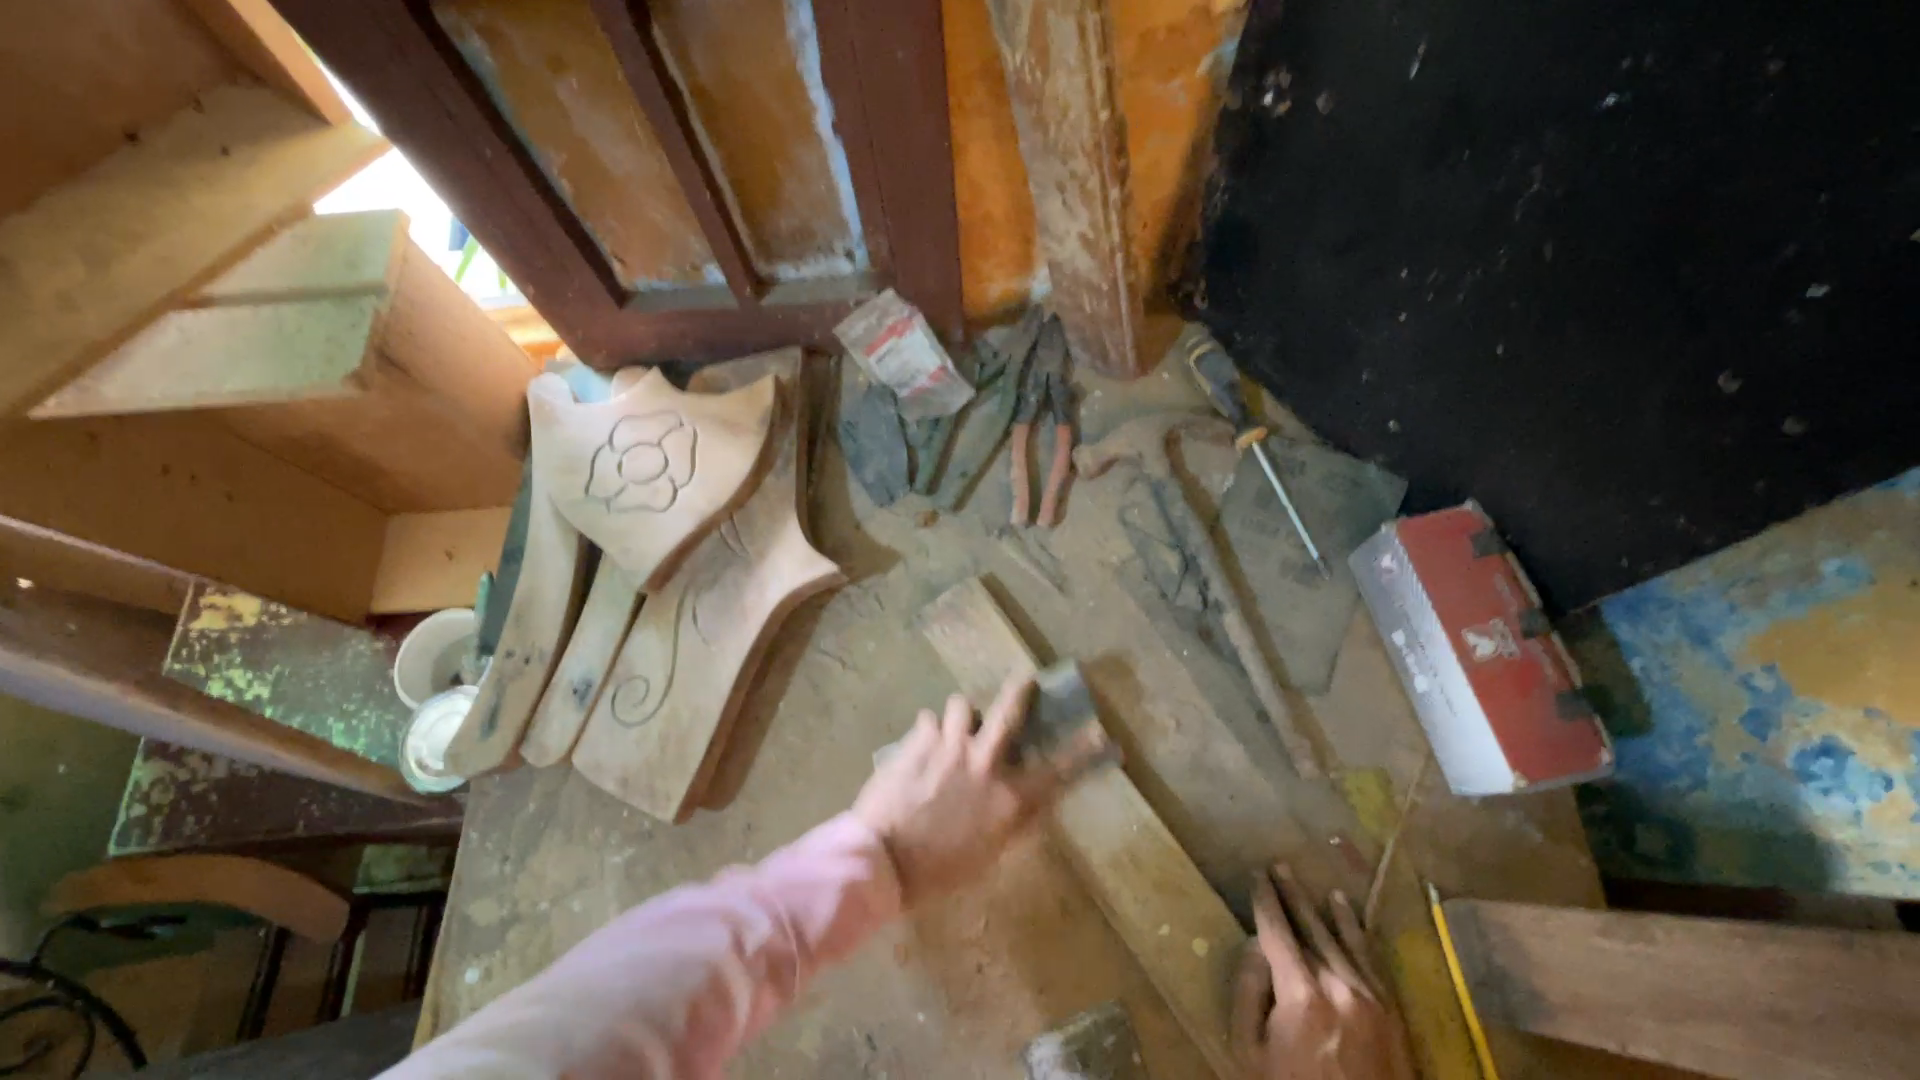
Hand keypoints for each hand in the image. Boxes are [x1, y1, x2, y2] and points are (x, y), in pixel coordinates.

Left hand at [853, 674, 1076, 905]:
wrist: (882, 860)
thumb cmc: (939, 871)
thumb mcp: (989, 856)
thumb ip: (1014, 824)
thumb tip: (1037, 805)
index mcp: (1008, 798)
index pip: (1057, 771)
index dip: (1082, 751)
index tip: (1101, 733)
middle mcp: (985, 763)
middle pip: (1009, 712)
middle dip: (1020, 690)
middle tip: (1025, 678)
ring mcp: (950, 746)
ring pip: (963, 705)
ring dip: (961, 715)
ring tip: (953, 726)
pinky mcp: (918, 739)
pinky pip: (929, 719)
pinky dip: (929, 729)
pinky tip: (921, 743)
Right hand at [1232, 863, 1415, 1079]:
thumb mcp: (1250, 1052)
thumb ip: (1249, 994)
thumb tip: (1256, 948)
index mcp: (1302, 995)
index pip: (1278, 933)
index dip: (1265, 902)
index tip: (1256, 876)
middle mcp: (1340, 986)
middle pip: (1312, 928)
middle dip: (1292, 895)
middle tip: (1279, 866)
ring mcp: (1372, 998)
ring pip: (1343, 940)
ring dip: (1324, 909)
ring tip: (1311, 884)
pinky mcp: (1393, 1013)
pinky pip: (1372, 959)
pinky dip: (1358, 932)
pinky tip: (1349, 914)